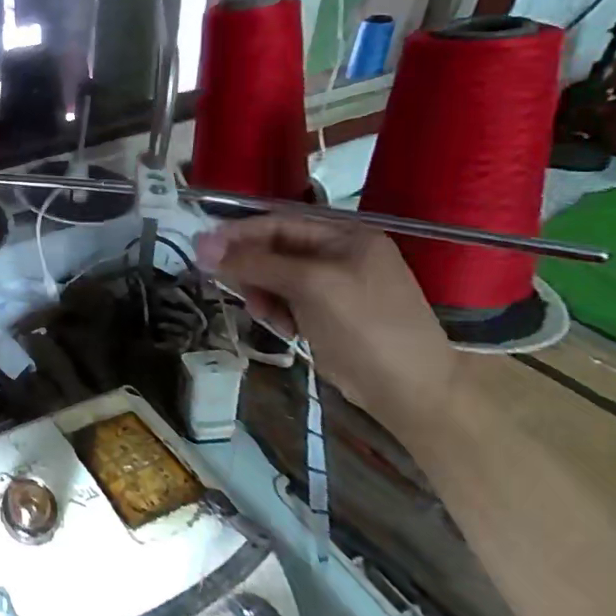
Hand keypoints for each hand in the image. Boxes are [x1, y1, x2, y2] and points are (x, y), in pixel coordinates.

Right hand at [196, 216, 456, 411]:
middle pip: (278, 250)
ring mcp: (336, 288)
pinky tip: (283, 329)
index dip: (240, 233)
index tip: (202, 246)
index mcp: (346, 235)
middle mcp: (340, 255)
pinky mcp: (330, 317)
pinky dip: (279, 312)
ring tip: (260, 313)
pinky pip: (291, 304)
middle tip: (226, 284)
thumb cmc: (365, 326)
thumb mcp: (311, 286)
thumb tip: (204, 245)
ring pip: (280, 279)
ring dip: (263, 292)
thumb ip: (258, 263)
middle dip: (252, 267)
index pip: (281, 223)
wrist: (412, 391)